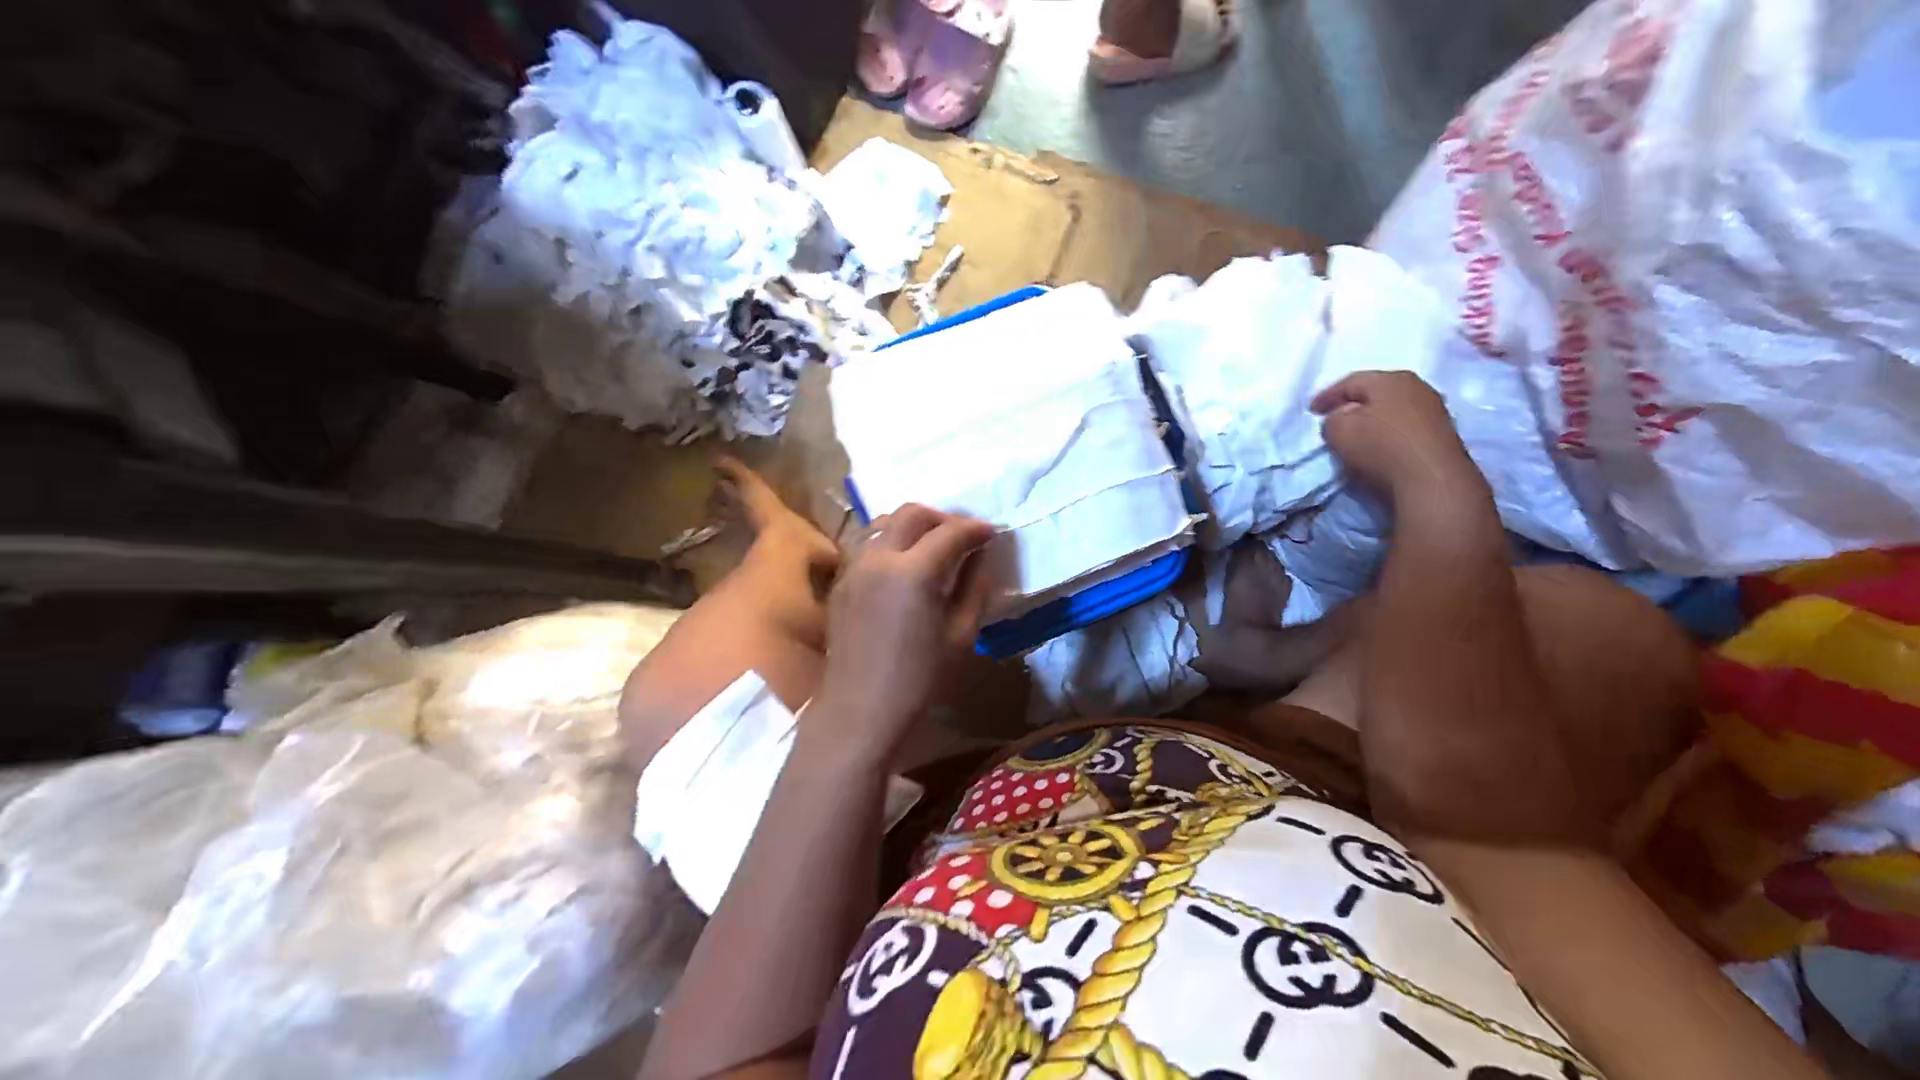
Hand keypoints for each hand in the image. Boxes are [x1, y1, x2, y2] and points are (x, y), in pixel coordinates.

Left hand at [811, 504, 995, 754]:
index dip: (976, 529)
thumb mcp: (961, 635)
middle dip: (943, 518)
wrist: (860, 710)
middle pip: (912, 514)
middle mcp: (879, 558)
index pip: (951, 532)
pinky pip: (867, 544)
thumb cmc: (919, 679)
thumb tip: (980, 556)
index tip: (992, 533)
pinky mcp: (840, 581)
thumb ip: (974, 587)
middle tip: (963, 536)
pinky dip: (890, 541)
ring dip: (913, 525)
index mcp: (913, 571)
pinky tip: (903, 566)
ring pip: (884, 523)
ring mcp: (854, 567)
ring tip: (932, 545)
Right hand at [1311, 371, 1486, 510]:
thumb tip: (1342, 420)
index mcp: (1391, 379)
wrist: (1431, 480)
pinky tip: (1379, 448)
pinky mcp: (1443, 435)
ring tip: (1356, 436)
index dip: (1327, 395)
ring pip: (1393, 410)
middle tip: (1335, 419)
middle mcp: (1418, 387)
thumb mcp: (1338, 431)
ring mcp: (1435, 411)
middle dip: (1353, 405)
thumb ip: (1332, 420)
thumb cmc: (1380, 447)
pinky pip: (1405, 429)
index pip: (1351, 381)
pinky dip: (1388, 435)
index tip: (1312, 411)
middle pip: (1376, 393)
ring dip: (1373, 422)